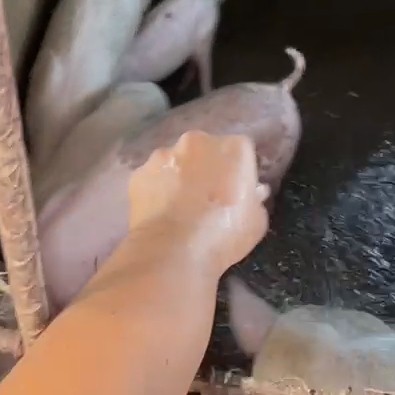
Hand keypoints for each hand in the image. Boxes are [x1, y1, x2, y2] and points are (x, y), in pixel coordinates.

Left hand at [127, 131, 268, 276]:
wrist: (172, 252)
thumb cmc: (222, 236)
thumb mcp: (256, 222)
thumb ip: (255, 200)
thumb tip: (253, 193)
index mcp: (234, 147)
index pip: (240, 152)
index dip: (237, 173)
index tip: (234, 193)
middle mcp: (197, 141)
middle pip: (205, 150)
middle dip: (205, 169)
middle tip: (205, 199)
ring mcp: (163, 155)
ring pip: (175, 162)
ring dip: (178, 177)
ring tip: (178, 208)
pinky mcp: (138, 174)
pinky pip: (152, 179)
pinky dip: (155, 191)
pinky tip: (158, 213)